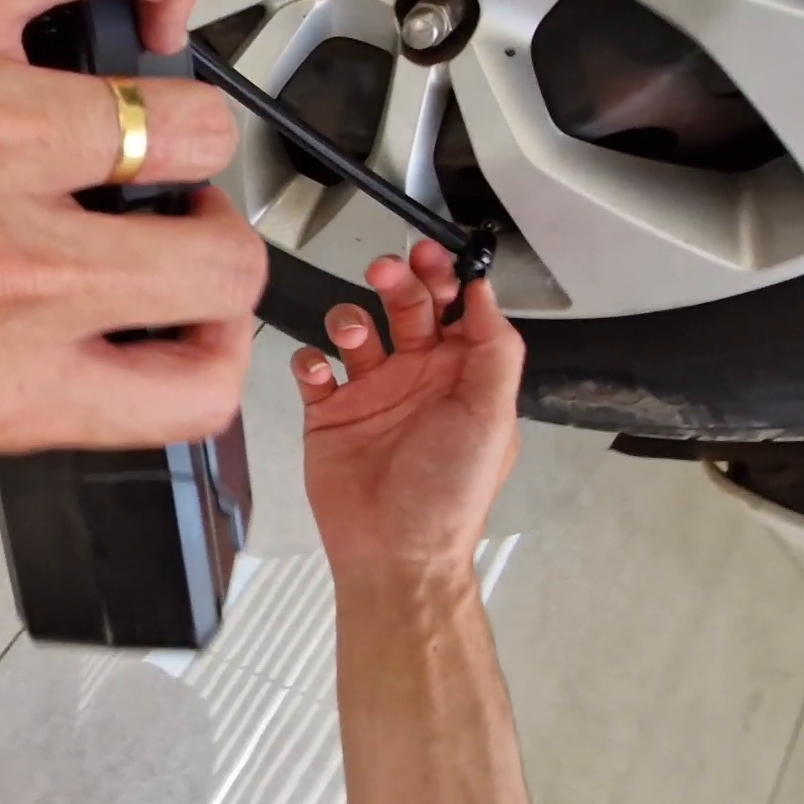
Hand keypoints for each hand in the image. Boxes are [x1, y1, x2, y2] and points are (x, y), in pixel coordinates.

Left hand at [0, 0, 261, 451]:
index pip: (194, 394)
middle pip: (223, 259)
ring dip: (178, 120)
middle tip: (165, 213)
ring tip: (124, 112)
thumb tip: (109, 331)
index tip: (197, 314)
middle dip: (209, 236)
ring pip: (192, 116)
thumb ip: (20, 369)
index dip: (216, 350)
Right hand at [291, 242, 525, 577]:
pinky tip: (319, 372)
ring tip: (354, 338)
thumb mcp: (490, 417)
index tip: (431, 254)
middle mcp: (414, 377)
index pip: (454, 310)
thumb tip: (484, 292)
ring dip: (351, 320)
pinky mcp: (328, 411)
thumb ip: (493, 350)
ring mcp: (368, 392)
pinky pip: (313, 369)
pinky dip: (310, 361)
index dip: (444, 277)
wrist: (392, 549)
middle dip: (396, 284)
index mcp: (459, 376)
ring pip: (354, 331)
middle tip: (385, 272)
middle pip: (403, 310)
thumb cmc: (447, 492)